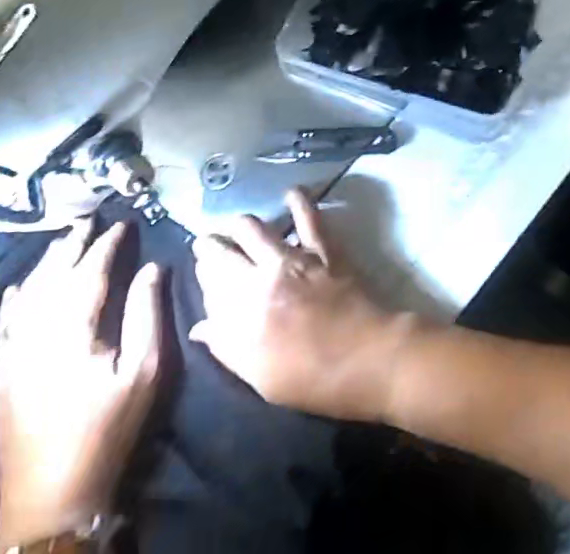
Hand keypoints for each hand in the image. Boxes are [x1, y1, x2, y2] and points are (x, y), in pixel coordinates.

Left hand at [0, 221, 163, 552]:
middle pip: (52, 278)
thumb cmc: (109, 427)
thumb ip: (146, 314)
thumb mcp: (144, 370)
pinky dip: (17, 297)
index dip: (106, 246)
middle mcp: (35, 335)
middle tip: (89, 220)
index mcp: (72, 332)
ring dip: (45, 264)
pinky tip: (22, 285)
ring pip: (26, 296)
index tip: (123, 224)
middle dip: (72, 246)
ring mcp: (14, 354)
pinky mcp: (4, 372)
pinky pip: (7, 322)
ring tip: (63, 240)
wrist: (52, 492)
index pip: (89, 274)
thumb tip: (153, 268)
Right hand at [190, 189, 423, 423]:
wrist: (368, 356)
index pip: (208, 285)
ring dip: (241, 225)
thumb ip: (227, 348)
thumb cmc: (313, 379)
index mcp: (239, 316)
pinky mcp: (325, 249)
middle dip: (211, 246)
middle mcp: (259, 281)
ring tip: (238, 224)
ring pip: (255, 230)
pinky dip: (300, 201)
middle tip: (209, 243)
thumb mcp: (260, 377)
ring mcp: (294, 260)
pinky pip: (309, 218)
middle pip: (223, 254)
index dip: (203, 275)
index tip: (202, 269)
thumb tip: (201, 327)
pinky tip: (292, 192)